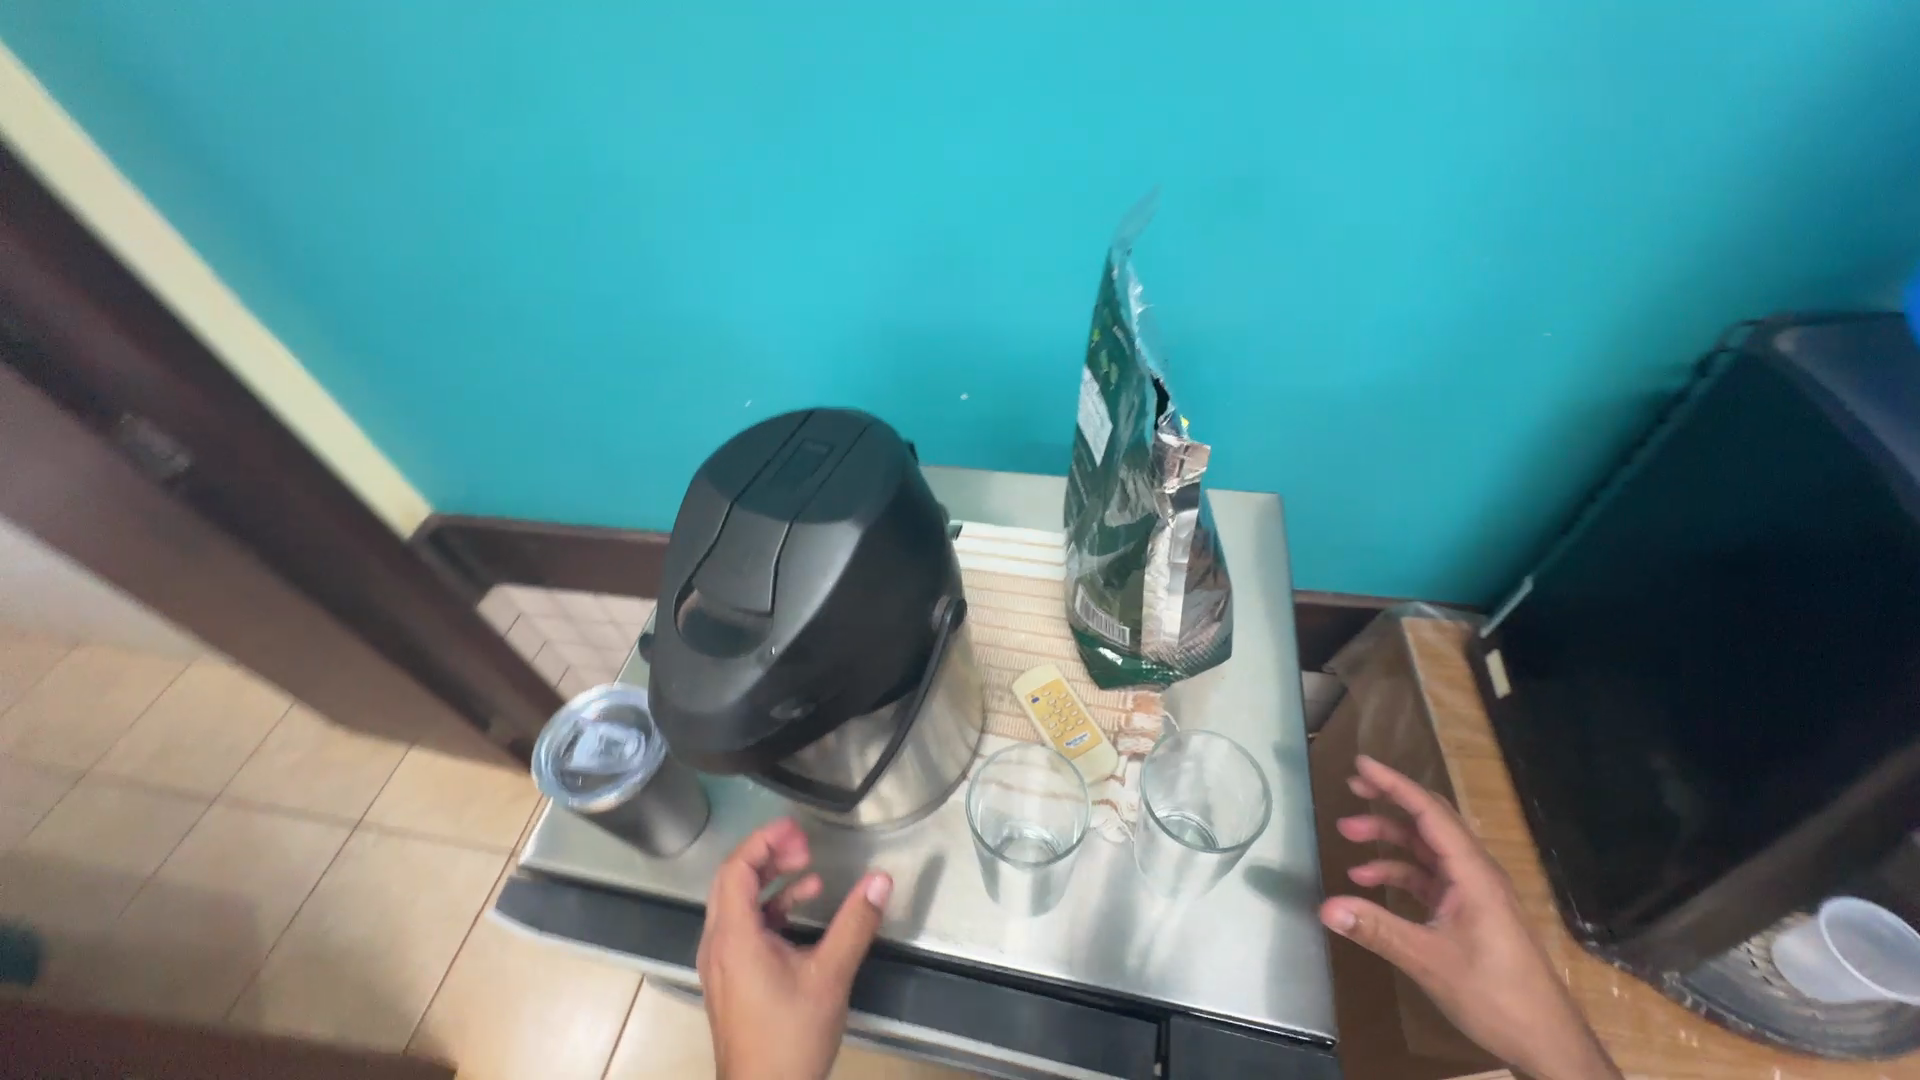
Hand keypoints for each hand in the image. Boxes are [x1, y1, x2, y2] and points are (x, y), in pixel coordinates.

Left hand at [697, 818, 893, 1079]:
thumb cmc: (791, 1036)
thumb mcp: (830, 976)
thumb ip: (855, 923)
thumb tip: (881, 880)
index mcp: (733, 936)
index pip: (736, 868)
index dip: (764, 840)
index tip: (796, 828)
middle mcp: (718, 944)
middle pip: (732, 880)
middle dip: (768, 854)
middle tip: (804, 845)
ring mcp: (721, 963)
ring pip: (737, 903)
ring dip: (770, 881)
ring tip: (810, 872)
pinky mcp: (730, 978)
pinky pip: (743, 926)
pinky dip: (770, 908)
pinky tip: (803, 909)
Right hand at [1320, 756, 1620, 1079]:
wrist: (1549, 1044)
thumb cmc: (1497, 996)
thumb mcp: (1429, 961)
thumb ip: (1376, 929)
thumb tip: (1324, 906)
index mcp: (1473, 873)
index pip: (1429, 813)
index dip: (1394, 784)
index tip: (1360, 764)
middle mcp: (1475, 873)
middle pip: (1430, 821)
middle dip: (1389, 801)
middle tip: (1351, 787)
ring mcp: (1474, 892)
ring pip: (1426, 848)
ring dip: (1389, 838)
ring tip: (1348, 835)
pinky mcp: (1469, 912)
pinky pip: (1428, 876)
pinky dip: (1397, 871)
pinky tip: (1369, 880)